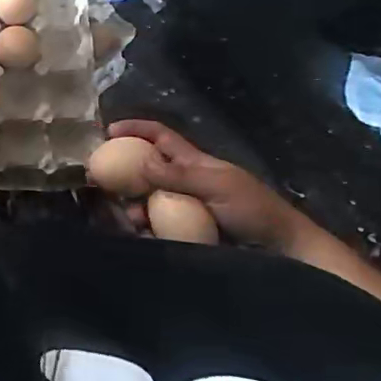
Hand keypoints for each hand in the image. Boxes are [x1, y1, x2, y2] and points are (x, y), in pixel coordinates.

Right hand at [109, 119, 310, 248]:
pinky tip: (136, 236)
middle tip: (100, 184)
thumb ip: (178, 174)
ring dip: (131, 207)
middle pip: (144, 171)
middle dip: (122, 174)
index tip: (107, 132)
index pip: (159, 138)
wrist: (280, 250)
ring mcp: (181, 211)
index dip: (135, 130)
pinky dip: (141, 230)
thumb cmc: (253, 209)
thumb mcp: (216, 185)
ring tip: (128, 218)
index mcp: (193, 163)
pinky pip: (153, 229)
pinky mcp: (181, 235)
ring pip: (144, 202)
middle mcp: (182, 184)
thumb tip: (139, 160)